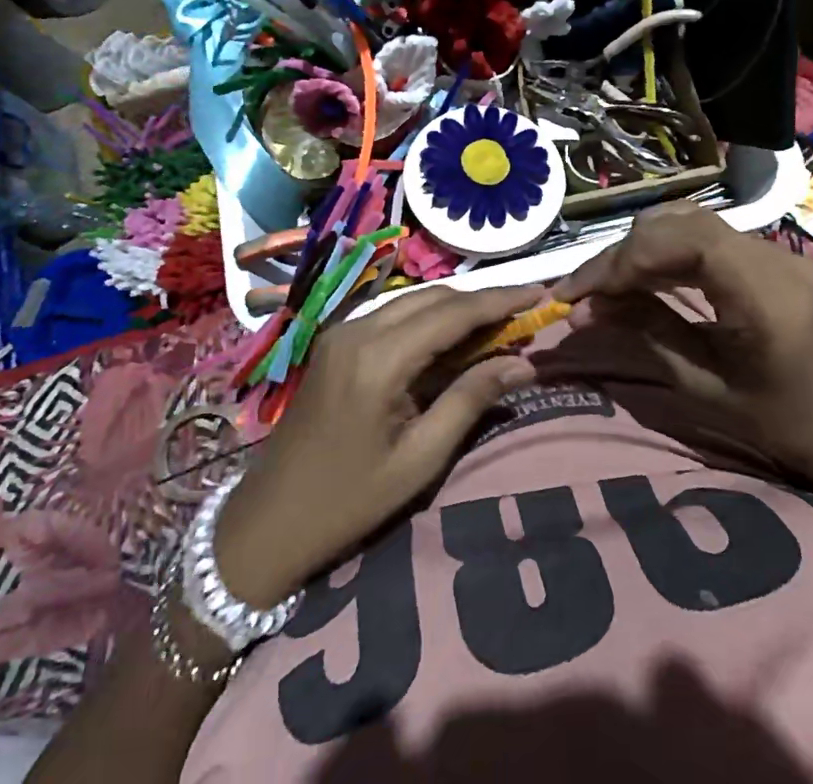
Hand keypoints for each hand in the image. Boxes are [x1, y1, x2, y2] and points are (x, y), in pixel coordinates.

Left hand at [215, 285, 544, 607]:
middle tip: (527, 313)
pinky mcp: (335, 344)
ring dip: (457, 309)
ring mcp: (340, 334)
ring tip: (500, 325)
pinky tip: (454, 339)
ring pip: (413, 303)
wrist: (271, 519)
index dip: (501, 301)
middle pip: (434, 299)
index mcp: (377, 360)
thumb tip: (524, 365)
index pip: (453, 313)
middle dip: (483, 302)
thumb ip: (471, 400)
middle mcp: (356, 332)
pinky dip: (430, 321)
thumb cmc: (351, 498)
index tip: (542, 294)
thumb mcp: (422, 457)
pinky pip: (393, 318)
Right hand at [555, 203, 812, 475]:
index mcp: (770, 298)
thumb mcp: (697, 382)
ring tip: (604, 284)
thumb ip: (642, 332)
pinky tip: (637, 275)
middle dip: (623, 254)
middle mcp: (779, 259)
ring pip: (689, 221)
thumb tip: (579, 309)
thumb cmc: (763, 413)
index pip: (692, 243)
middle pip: (684, 226)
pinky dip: (661, 250)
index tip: (582, 291)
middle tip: (581, 291)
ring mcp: (777, 249)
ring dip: (638, 248)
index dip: (629, 257)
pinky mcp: (768, 250)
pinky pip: (702, 234)